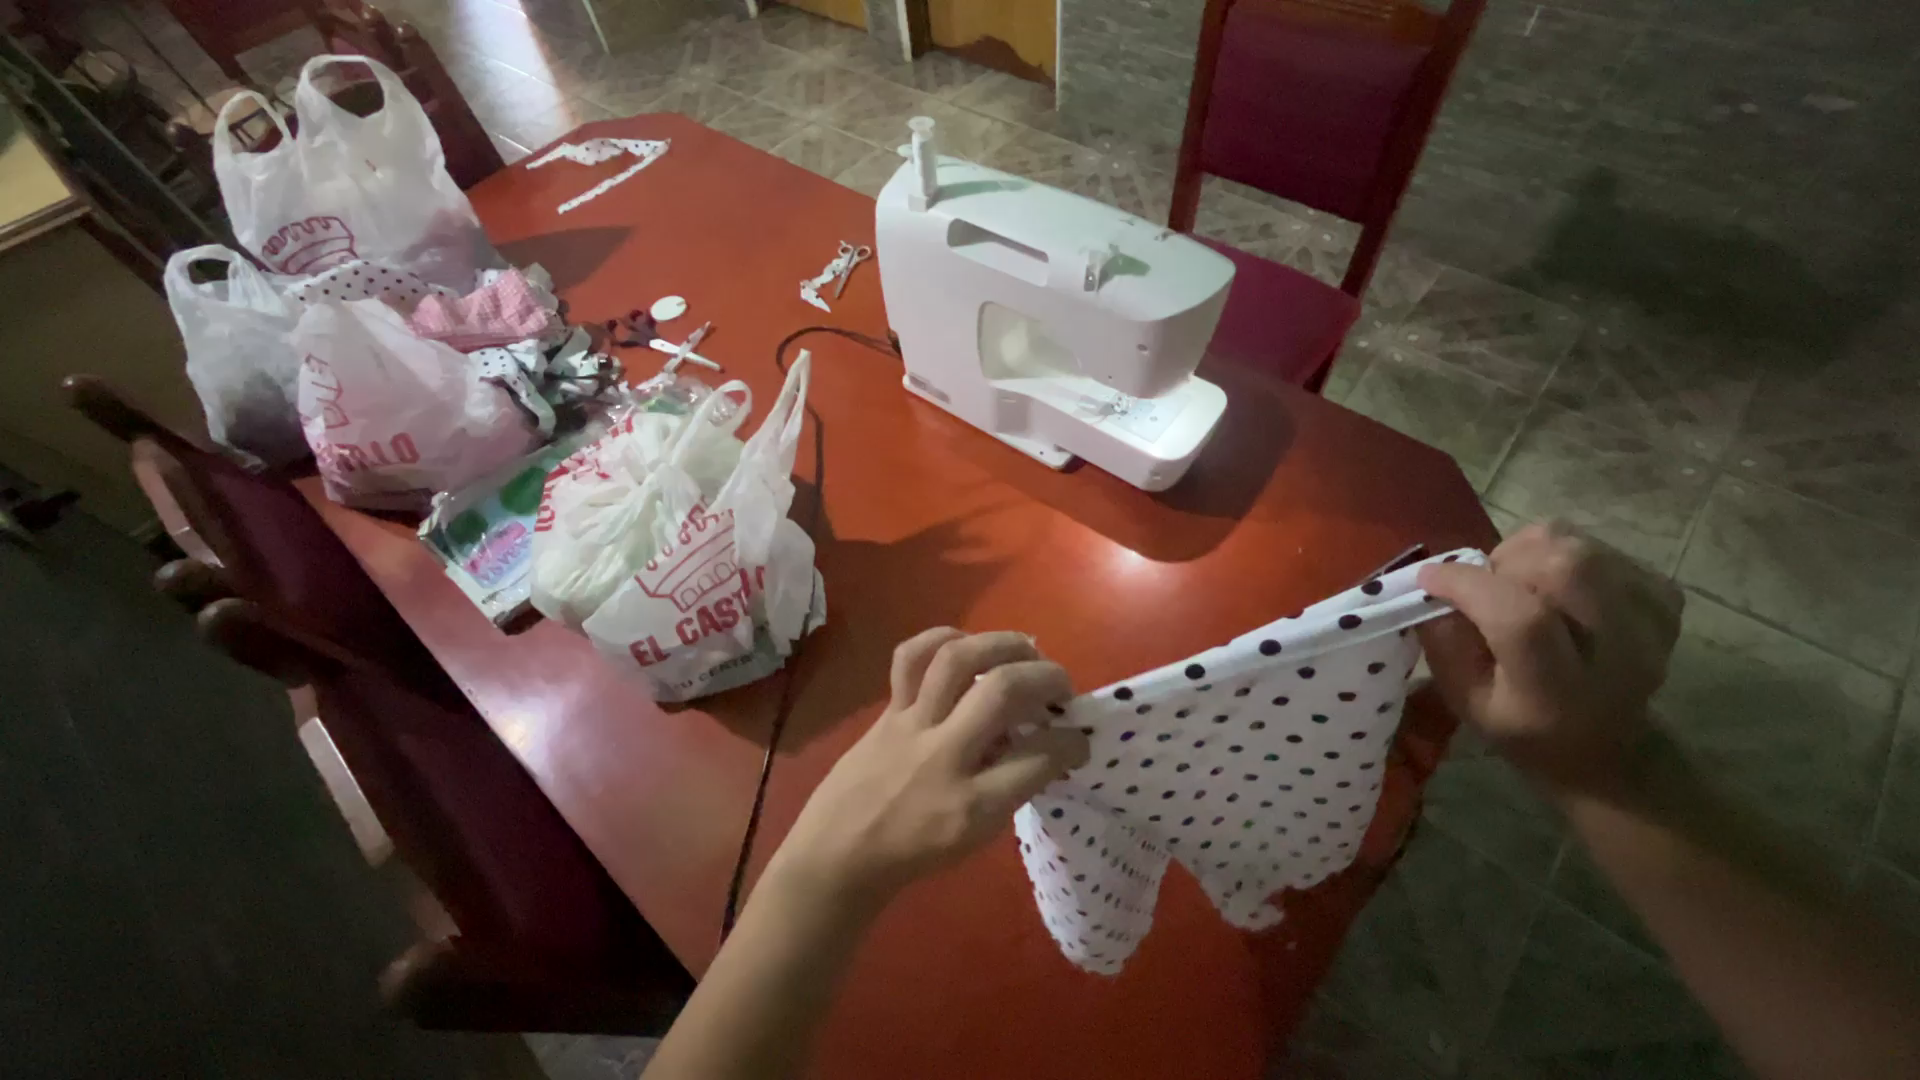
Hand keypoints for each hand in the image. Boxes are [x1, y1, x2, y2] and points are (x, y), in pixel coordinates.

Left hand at [764, 629, 1089, 913]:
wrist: (841, 853)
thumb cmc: (915, 851)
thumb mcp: (976, 836)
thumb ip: (1012, 786)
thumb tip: (1043, 740)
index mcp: (972, 804)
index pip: (1040, 758)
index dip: (1073, 741)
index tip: (1080, 737)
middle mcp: (944, 756)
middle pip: (1001, 692)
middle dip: (1046, 677)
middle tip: (1061, 686)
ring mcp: (911, 725)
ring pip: (956, 661)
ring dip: (1001, 644)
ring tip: (1025, 650)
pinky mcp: (888, 710)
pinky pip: (910, 658)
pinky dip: (941, 639)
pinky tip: (965, 643)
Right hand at [1416, 522, 1683, 793]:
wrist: (1606, 745)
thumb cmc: (1522, 725)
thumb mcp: (1465, 700)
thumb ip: (1445, 645)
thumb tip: (1433, 587)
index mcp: (1559, 692)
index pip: (1523, 620)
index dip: (1469, 586)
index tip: (1429, 578)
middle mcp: (1619, 653)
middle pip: (1566, 568)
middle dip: (1506, 561)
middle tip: (1487, 583)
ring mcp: (1650, 620)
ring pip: (1579, 547)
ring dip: (1530, 552)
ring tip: (1517, 581)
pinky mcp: (1664, 597)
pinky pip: (1598, 546)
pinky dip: (1560, 552)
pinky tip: (1552, 584)